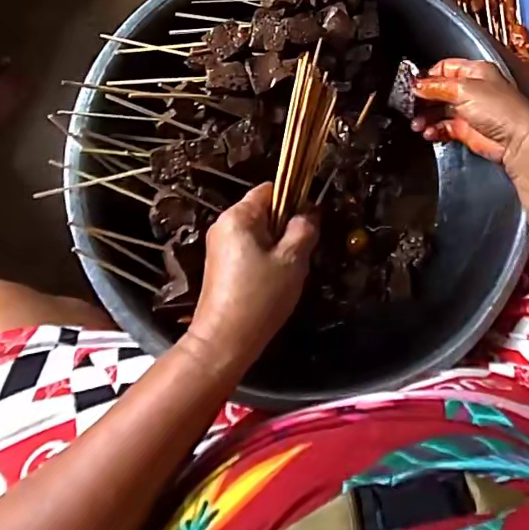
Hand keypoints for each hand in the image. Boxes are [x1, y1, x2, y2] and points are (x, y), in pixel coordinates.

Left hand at [183, 184, 316, 374]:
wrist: (224, 340)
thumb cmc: (260, 296)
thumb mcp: (292, 261)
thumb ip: (304, 230)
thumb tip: (309, 212)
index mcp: (238, 215)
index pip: (270, 189)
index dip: (293, 198)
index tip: (309, 220)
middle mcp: (223, 224)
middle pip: (264, 212)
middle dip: (286, 227)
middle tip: (302, 252)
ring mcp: (218, 245)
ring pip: (258, 233)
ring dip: (277, 246)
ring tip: (289, 271)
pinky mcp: (219, 265)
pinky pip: (248, 250)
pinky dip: (264, 259)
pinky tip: (273, 283)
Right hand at [410, 58, 528, 164]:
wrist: (517, 143)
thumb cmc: (502, 111)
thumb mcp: (464, 90)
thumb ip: (436, 86)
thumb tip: (416, 85)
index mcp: (475, 71)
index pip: (444, 68)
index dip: (428, 76)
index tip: (414, 85)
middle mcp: (472, 89)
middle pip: (438, 90)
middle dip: (423, 98)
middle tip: (411, 105)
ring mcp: (469, 110)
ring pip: (438, 110)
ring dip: (425, 116)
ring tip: (418, 124)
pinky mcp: (466, 130)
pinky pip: (443, 127)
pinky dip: (433, 130)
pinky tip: (429, 132)